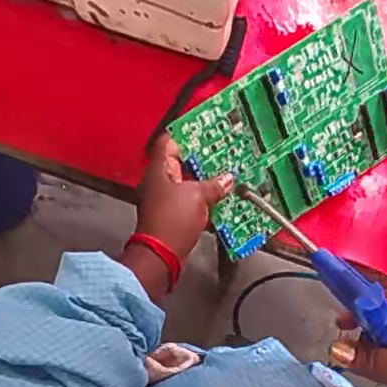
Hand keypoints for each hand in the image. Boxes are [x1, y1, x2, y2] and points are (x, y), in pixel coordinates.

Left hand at [135, 136, 232, 262]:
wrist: (162, 254)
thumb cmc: (172, 222)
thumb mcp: (198, 197)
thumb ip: (214, 185)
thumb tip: (227, 179)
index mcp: (159, 170)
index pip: (169, 141)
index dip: (187, 134)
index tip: (205, 131)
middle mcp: (158, 182)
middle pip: (180, 162)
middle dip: (201, 159)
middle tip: (222, 153)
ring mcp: (164, 199)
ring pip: (186, 182)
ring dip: (204, 180)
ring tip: (225, 174)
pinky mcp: (171, 215)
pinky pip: (189, 201)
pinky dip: (202, 199)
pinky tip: (219, 198)